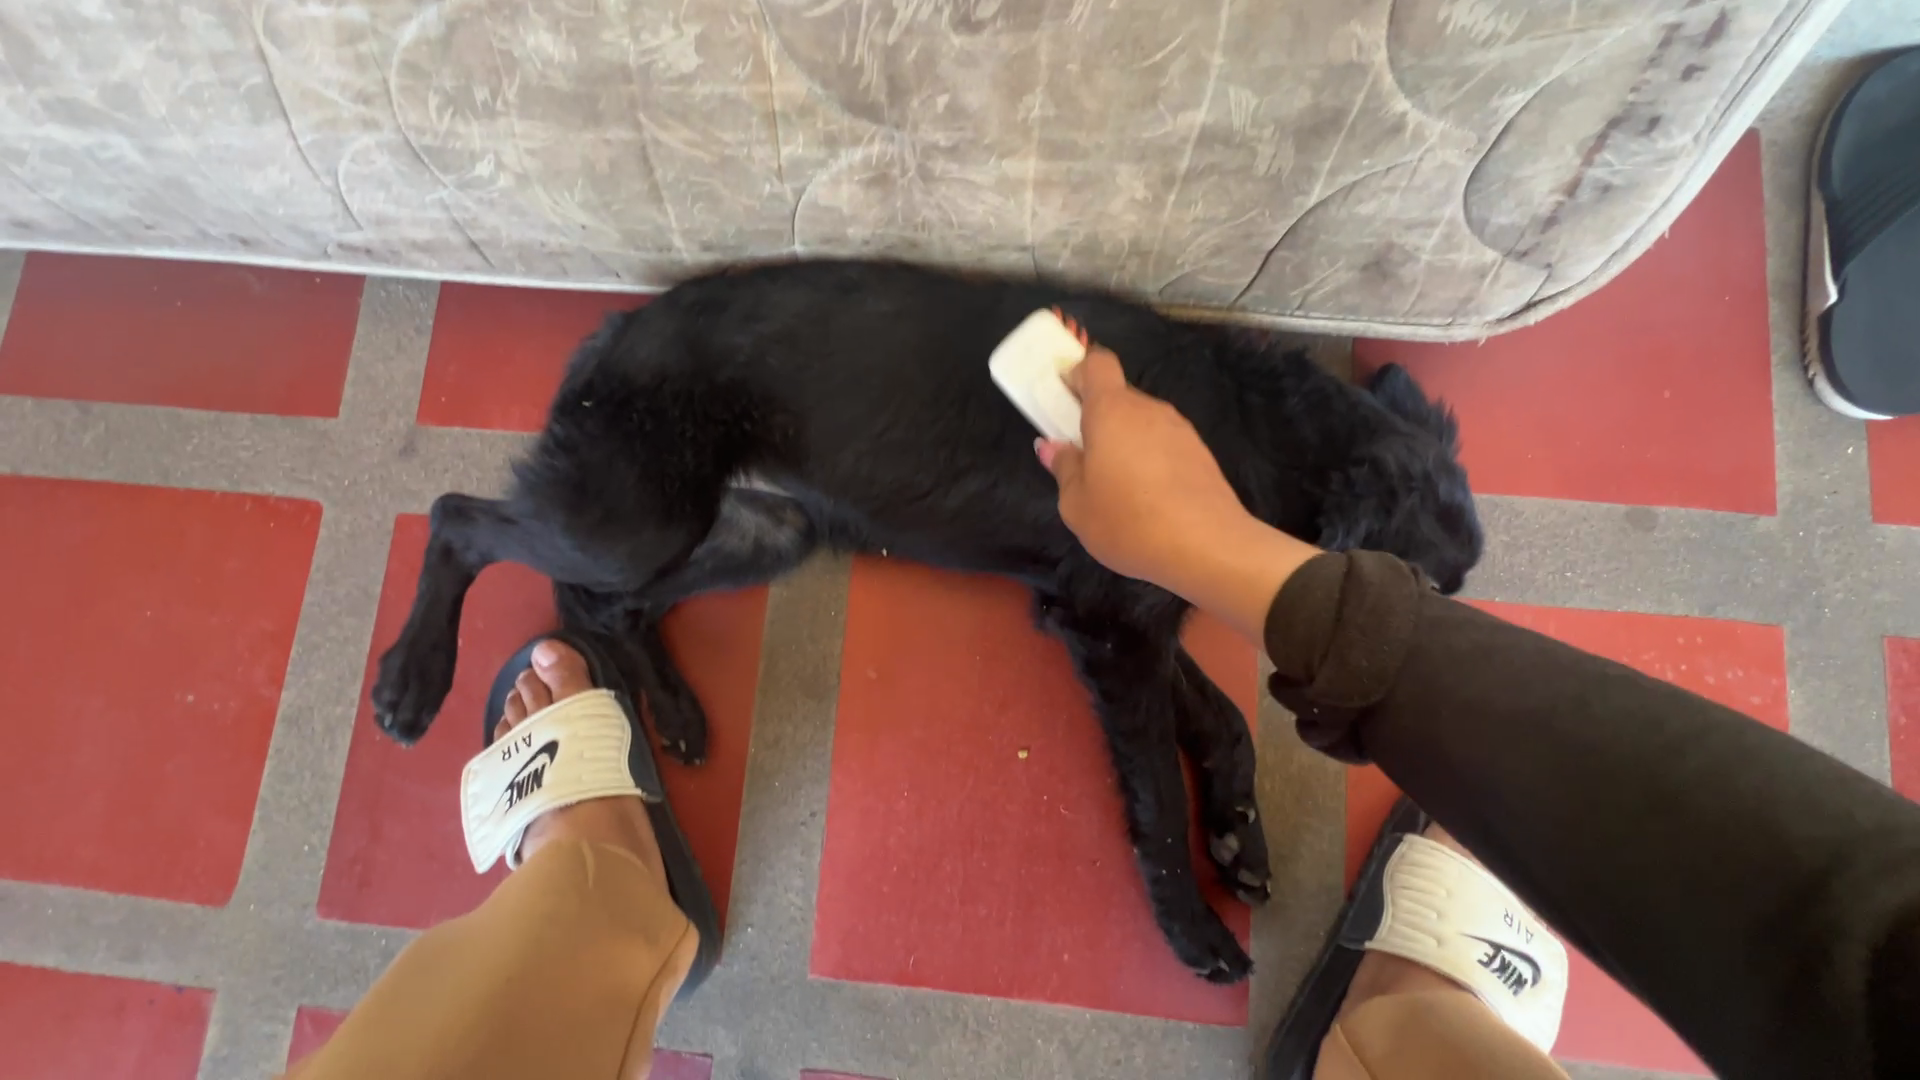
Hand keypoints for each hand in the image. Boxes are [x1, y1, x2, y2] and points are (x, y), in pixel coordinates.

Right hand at [1037, 348, 1247, 585]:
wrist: (1207, 547)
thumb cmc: (1128, 522)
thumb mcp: (1077, 504)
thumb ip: (1064, 468)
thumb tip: (1053, 446)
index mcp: (1111, 411)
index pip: (1096, 364)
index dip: (1077, 374)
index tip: (1062, 400)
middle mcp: (1148, 410)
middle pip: (1118, 397)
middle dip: (1097, 419)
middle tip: (1083, 459)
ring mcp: (1180, 430)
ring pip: (1142, 424)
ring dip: (1125, 443)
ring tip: (1116, 488)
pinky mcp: (1200, 454)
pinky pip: (1164, 445)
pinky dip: (1150, 461)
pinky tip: (1147, 501)